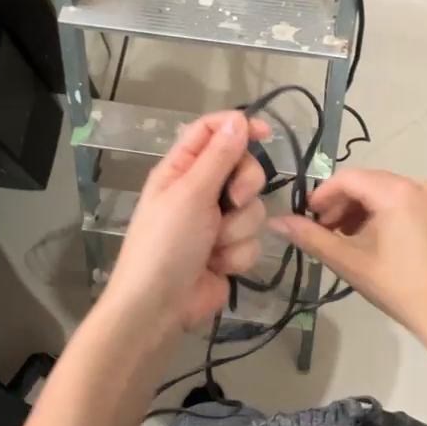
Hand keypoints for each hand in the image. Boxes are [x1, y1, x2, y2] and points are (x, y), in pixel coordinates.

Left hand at [103, 111, 270, 333]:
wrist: (159, 307)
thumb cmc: (166, 244)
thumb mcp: (191, 194)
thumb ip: (219, 156)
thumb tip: (239, 118)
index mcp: (181, 169)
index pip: (212, 131)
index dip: (239, 126)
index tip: (267, 133)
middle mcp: (200, 190)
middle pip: (243, 167)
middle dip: (245, 186)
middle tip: (232, 201)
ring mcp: (217, 221)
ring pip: (253, 208)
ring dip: (237, 230)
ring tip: (213, 246)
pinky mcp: (230, 250)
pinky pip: (253, 240)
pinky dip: (237, 254)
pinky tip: (217, 266)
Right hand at [272, 168, 426, 342]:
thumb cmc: (399, 288)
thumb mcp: (350, 262)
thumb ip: (311, 238)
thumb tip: (276, 221)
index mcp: (396, 192)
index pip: (348, 178)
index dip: (323, 195)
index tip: (308, 218)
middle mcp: (418, 185)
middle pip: (368, 182)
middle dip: (341, 203)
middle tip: (324, 231)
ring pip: (386, 191)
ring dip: (361, 209)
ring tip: (346, 239)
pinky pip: (406, 201)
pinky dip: (384, 213)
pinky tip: (374, 240)